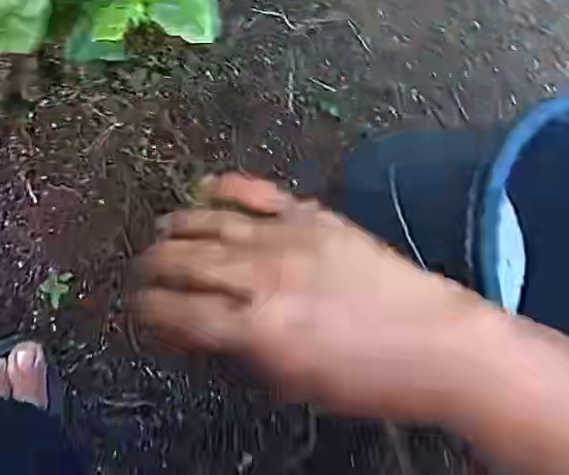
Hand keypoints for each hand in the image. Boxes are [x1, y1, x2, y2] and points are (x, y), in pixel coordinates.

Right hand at [131, 174, 501, 422]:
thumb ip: (242, 352)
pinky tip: (208, 184)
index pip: (185, 313)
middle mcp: (266, 276)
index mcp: (258, 328)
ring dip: (184, 224)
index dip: (153, 308)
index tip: (137, 305)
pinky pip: (262, 193)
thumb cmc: (365, 376)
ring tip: (162, 226)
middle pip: (194, 262)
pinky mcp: (313, 215)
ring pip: (219, 223)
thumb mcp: (294, 383)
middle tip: (140, 265)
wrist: (431, 338)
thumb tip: (202, 331)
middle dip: (158, 264)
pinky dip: (231, 186)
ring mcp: (290, 237)